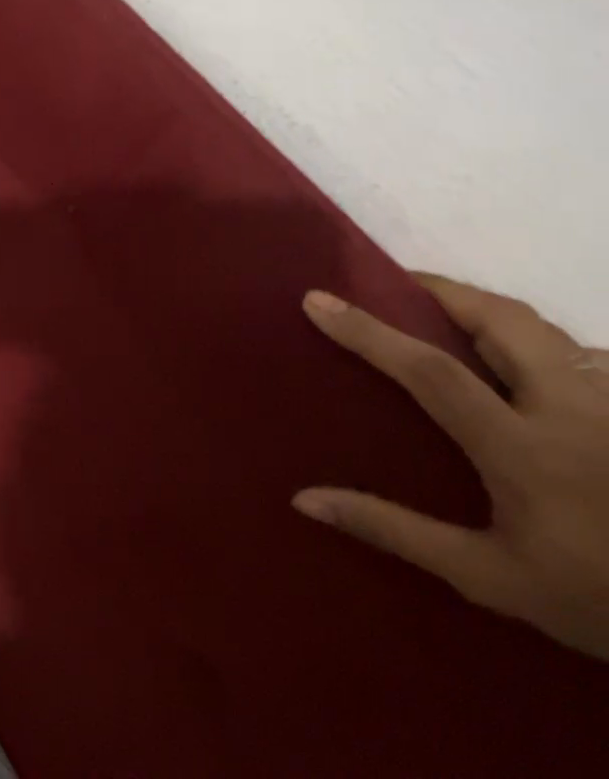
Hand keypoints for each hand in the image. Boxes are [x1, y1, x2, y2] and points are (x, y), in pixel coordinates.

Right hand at [295, 274, 608, 659]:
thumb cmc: (597, 598)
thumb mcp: (488, 576)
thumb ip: (395, 531)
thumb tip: (304, 499)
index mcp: (524, 448)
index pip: (432, 371)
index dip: (370, 330)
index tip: (320, 299)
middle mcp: (576, 414)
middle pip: (507, 324)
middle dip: (448, 292)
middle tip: (399, 285)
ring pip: (560, 336)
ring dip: (499, 318)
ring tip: (455, 323)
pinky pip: (596, 364)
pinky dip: (550, 349)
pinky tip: (533, 369)